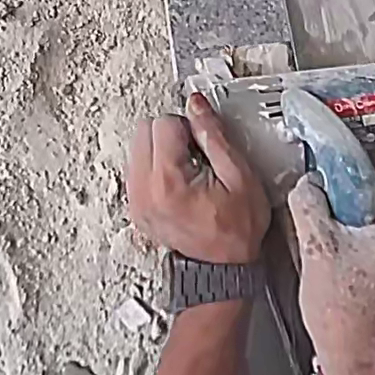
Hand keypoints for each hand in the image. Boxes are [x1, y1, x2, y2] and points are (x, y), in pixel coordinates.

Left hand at [126, 94, 269, 264]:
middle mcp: (143, 191)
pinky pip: (137, 167)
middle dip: (170, 134)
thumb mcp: (240, 177)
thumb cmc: (236, 232)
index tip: (204, 145)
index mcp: (167, 182)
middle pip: (143, 130)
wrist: (223, 270)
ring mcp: (135, 201)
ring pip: (137, 146)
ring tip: (188, 170)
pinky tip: (178, 181)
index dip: (188, 126)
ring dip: (161, 148)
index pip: (162, 123)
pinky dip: (155, 165)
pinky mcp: (135, 207)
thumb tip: (196, 104)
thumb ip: (214, 136)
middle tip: (196, 155)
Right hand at [292, 162, 374, 374]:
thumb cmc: (345, 310)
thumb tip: (307, 183)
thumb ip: (309, 202)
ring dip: (355, 206)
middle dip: (360, 181)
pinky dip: (357, 227)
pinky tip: (329, 236)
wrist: (355, 361)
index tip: (349, 157)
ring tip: (324, 208)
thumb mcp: (316, 245)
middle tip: (329, 181)